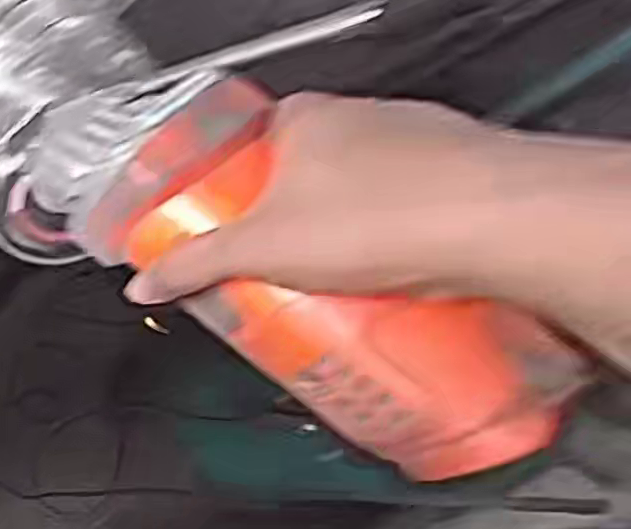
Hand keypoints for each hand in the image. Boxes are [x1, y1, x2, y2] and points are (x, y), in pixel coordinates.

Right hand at [124, 93, 517, 304]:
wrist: (505, 229)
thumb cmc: (384, 216)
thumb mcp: (251, 249)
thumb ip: (188, 266)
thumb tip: (146, 283)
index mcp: (312, 120)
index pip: (248, 135)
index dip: (220, 174)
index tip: (201, 211)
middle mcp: (366, 122)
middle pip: (287, 173)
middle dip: (259, 219)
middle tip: (236, 258)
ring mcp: (414, 149)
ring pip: (336, 196)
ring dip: (308, 236)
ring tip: (287, 278)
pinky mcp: (448, 182)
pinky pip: (382, 215)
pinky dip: (358, 245)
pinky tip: (344, 278)